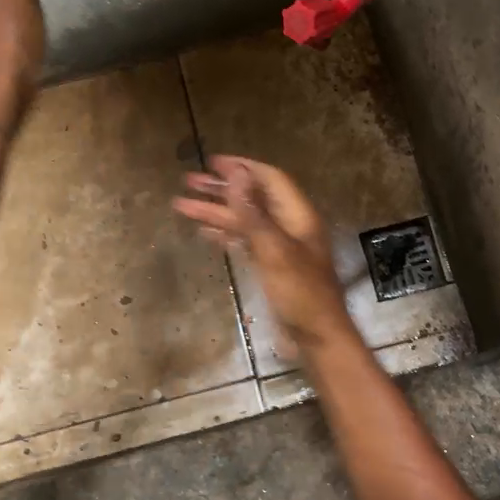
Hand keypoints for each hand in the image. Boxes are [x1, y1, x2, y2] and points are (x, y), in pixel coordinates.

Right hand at [173, 156, 356, 352]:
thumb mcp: (275, 250)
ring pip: (245, 222)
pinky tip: (204, 232)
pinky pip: (245, 243)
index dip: (242, 168)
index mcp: (298, 216)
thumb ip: (253, 213)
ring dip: (216, 213)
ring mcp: (280, 248)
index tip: (212, 162)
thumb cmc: (300, 293)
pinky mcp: (271, 268)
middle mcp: (290, 226)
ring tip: (183, 205)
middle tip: (189, 181)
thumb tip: (236, 174)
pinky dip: (225, 235)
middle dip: (222, 189)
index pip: (270, 179)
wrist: (316, 337)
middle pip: (253, 199)